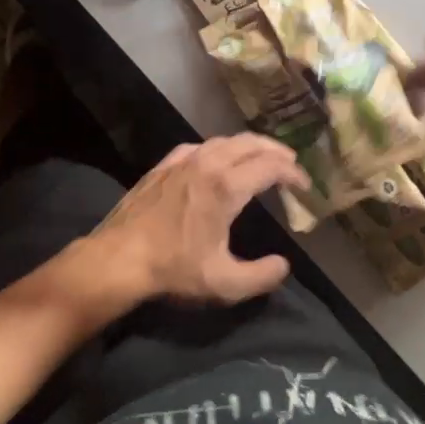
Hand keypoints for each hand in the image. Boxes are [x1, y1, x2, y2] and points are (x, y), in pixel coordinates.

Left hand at [86, 134, 309, 304]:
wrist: (119, 257)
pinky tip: (220, 160)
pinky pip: (201, 146)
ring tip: (261, 159)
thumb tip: (283, 265)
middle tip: (291, 164)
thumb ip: (261, 276)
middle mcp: (208, 162)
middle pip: (250, 143)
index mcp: (226, 186)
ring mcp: (183, 159)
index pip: (270, 166)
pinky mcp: (165, 163)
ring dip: (249, 147)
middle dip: (276, 151)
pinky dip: (221, 148)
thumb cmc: (174, 268)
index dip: (292, 173)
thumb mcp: (224, 283)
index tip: (305, 185)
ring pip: (225, 140)